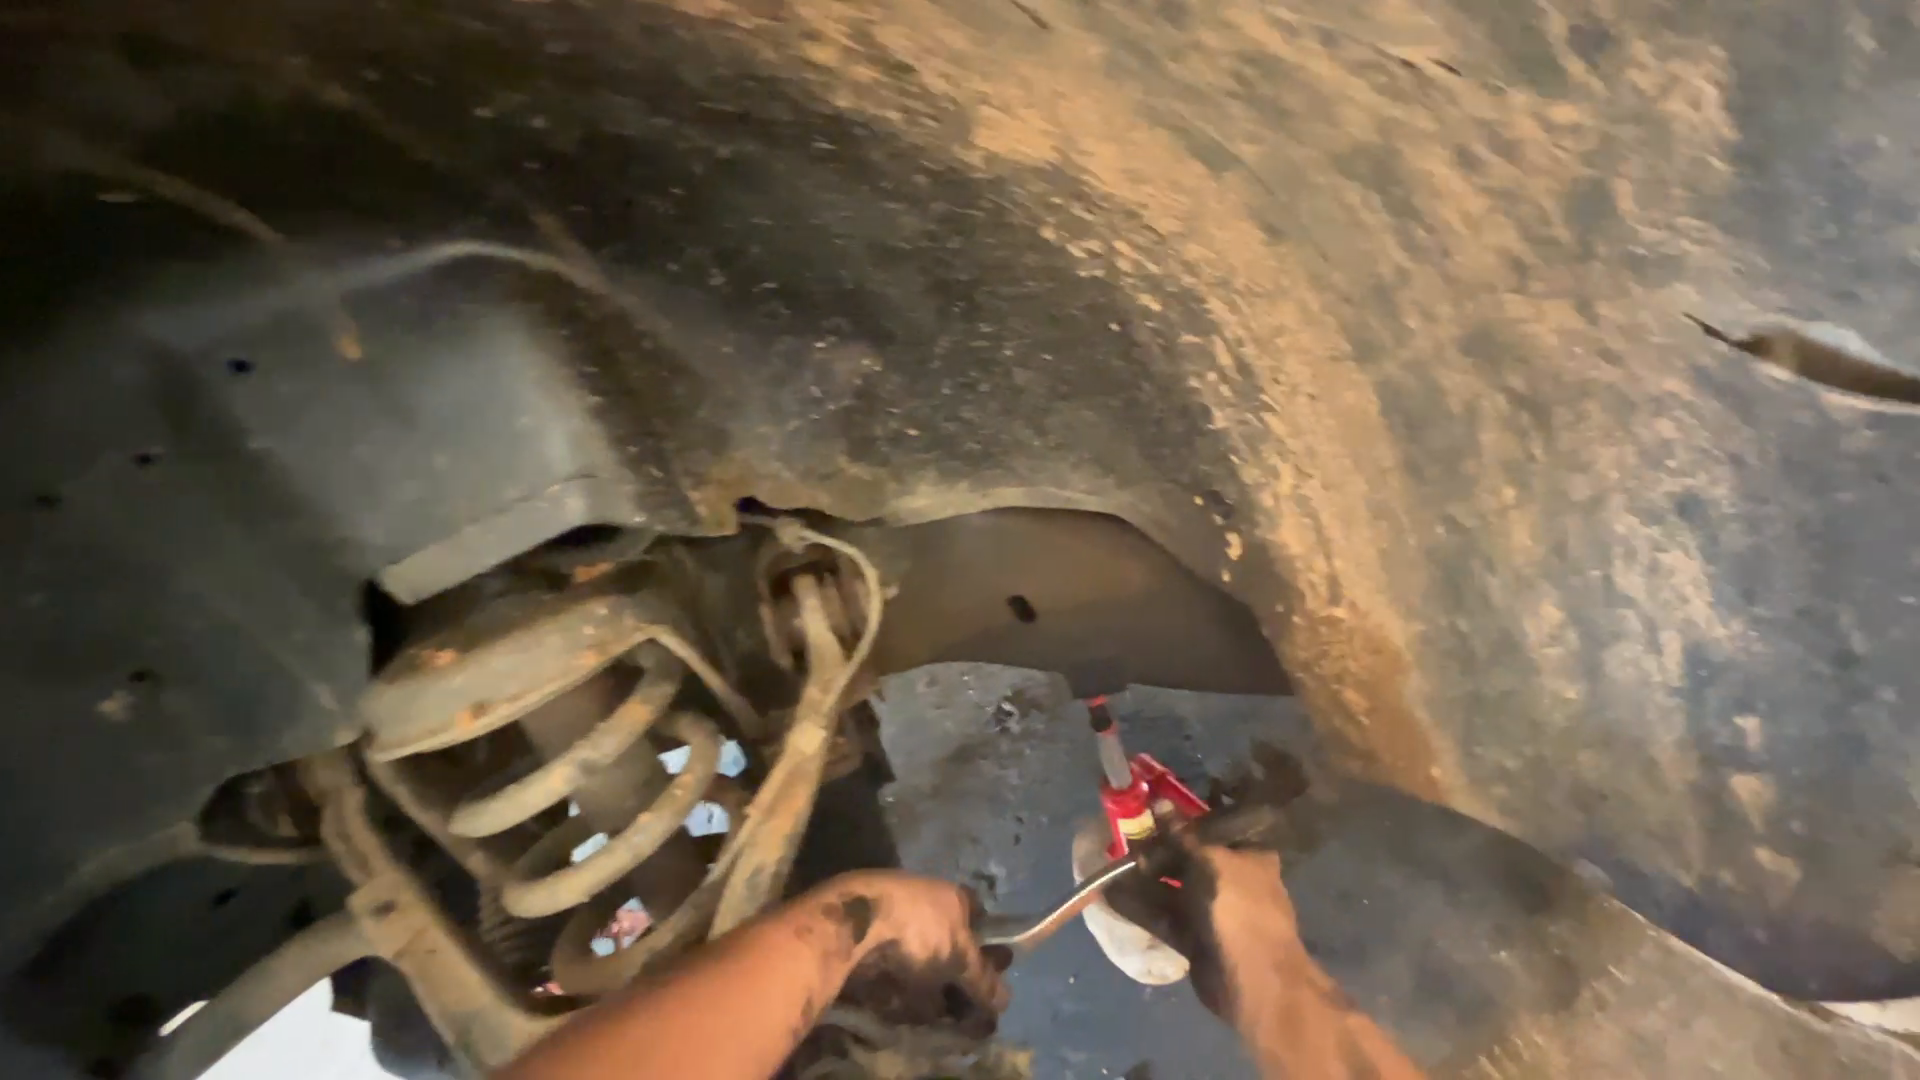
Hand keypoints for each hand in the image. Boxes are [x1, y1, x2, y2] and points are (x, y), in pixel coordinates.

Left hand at [807, 871, 1009, 1029]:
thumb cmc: (919, 928)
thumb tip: (1004, 1000)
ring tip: (943, 1015)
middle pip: (952, 944)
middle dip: (962, 975)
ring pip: (927, 961)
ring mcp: (900, 922)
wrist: (856, 923)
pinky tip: (912, 1009)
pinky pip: (900, 973)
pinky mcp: (874, 945)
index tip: (994, 973)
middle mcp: (928, 904)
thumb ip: (983, 978)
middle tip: (971, 1006)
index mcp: (953, 896)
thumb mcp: (960, 954)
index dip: (988, 946)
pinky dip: (909, 992)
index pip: (979, 917)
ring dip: (937, 989)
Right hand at [1106, 743, 1315, 1021]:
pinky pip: (1163, 916)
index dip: (1185, 818)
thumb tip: (1159, 802)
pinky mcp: (1194, 937)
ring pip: (1172, 888)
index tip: (1153, 809)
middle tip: (1125, 835)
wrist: (1253, 979)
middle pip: (1188, 858)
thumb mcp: (1209, 860)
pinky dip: (1140, 906)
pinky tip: (1110, 893)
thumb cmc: (1238, 905)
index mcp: (1250, 856)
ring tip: (1110, 862)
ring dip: (1143, 878)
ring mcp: (1212, 911)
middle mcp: (1232, 881)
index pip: (1215, 828)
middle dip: (1157, 850)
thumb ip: (1181, 834)